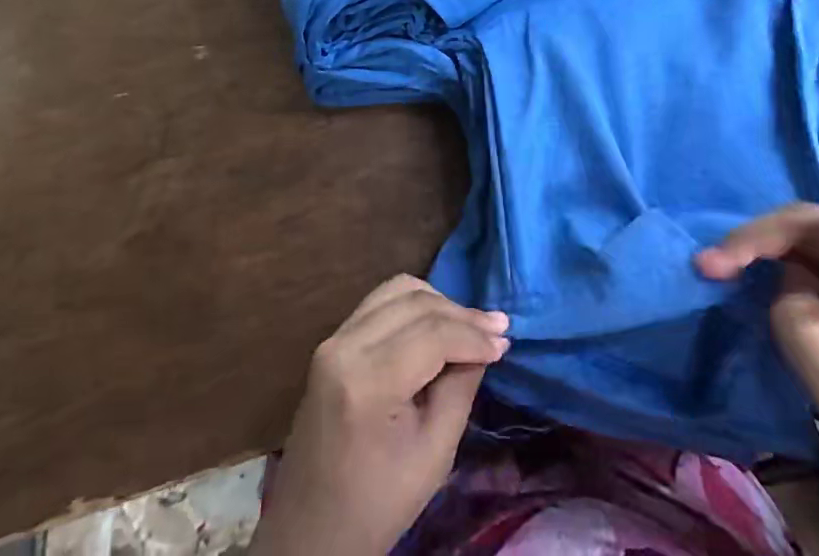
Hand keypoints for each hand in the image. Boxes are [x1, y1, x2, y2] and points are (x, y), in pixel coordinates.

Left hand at [249, 275, 508, 555]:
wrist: (311, 528)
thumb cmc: (378, 502)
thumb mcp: (435, 452)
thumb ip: (461, 387)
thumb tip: (485, 345)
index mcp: (367, 381)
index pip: (433, 334)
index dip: (474, 334)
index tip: (506, 342)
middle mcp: (343, 346)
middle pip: (415, 303)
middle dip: (461, 313)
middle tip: (497, 329)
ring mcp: (331, 341)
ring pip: (396, 291)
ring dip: (438, 303)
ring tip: (470, 326)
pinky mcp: (330, 343)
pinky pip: (379, 303)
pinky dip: (413, 305)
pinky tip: (438, 324)